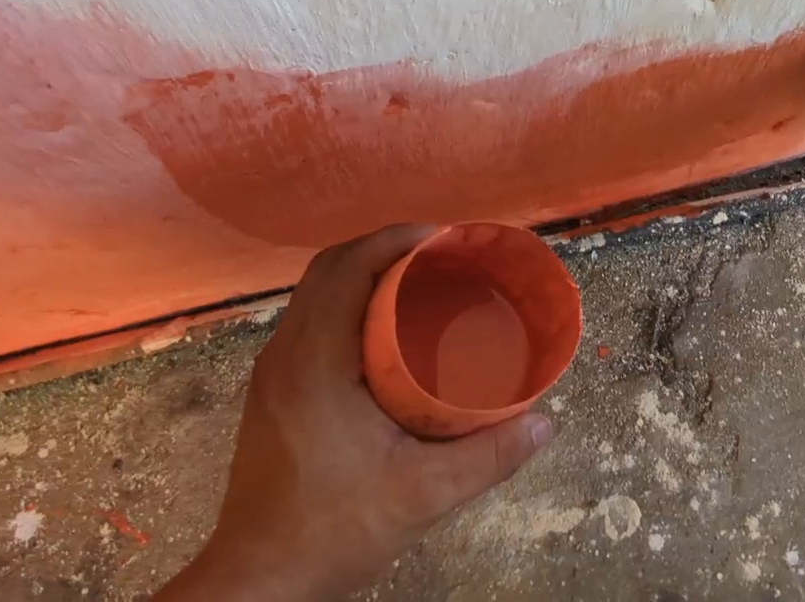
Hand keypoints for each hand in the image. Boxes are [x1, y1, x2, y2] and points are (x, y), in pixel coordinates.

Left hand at [157, 225, 554, 601]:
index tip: (443, 238)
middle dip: (383, 246)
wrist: (259, 582)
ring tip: (417, 281)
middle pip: (330, 266)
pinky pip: (310, 316)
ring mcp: (273, 368)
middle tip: (438, 255)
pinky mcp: (272, 387)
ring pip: (315, 290)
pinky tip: (382, 327)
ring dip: (362, 270)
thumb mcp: (422, 496)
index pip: (348, 266)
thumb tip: (545, 423)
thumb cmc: (333, 529)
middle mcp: (286, 350)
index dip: (396, 238)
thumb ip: (488, 458)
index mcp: (316, 359)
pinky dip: (346, 299)